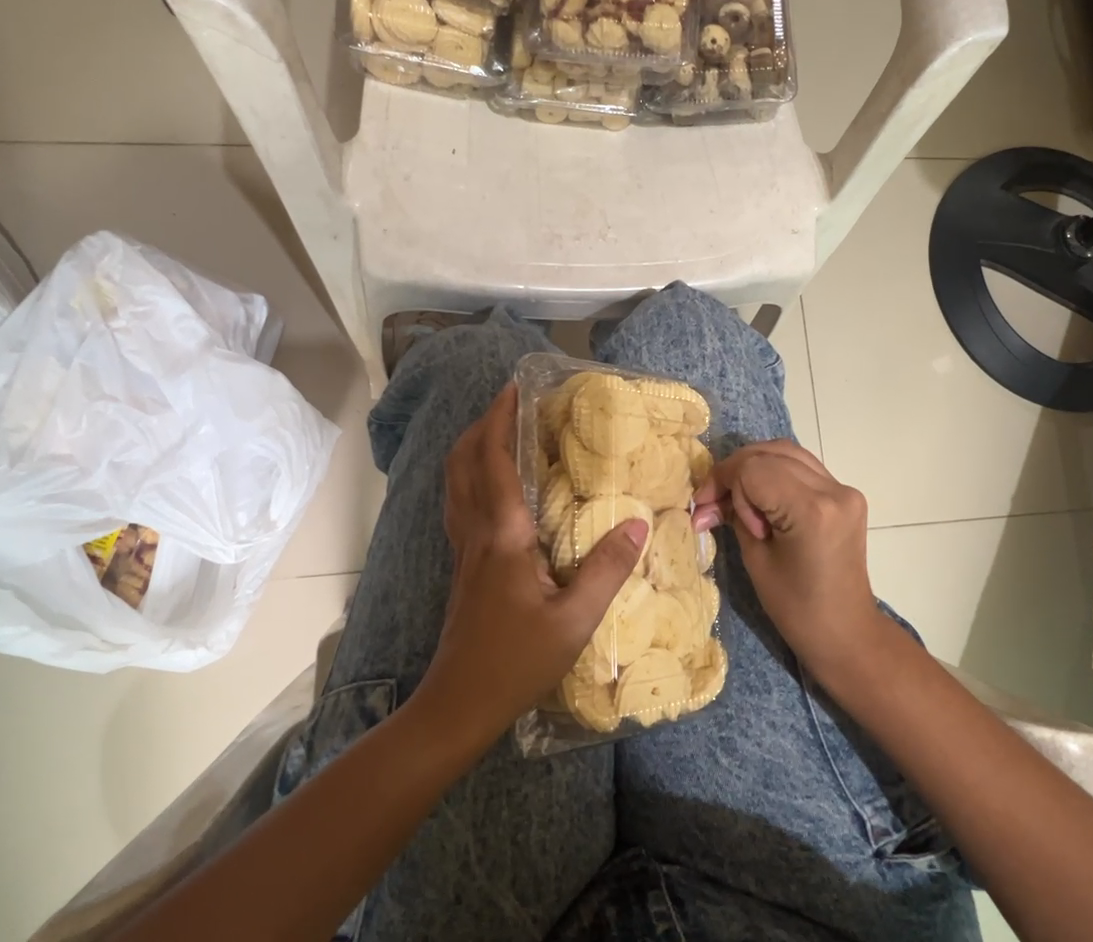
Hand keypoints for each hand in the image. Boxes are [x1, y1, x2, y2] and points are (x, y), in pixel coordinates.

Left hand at [417, 384, 648, 745]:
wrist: (459, 704)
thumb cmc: (517, 662)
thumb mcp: (575, 620)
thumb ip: (607, 569)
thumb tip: (638, 521)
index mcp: (503, 537)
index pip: (495, 462)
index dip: (501, 420)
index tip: (515, 388)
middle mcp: (476, 534)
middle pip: (463, 463)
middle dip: (482, 426)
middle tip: (511, 405)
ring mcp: (463, 551)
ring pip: (455, 484)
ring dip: (472, 450)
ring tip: (500, 435)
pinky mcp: (462, 568)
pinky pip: (460, 505)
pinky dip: (471, 479)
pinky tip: (493, 490)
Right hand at [690, 441, 879, 671]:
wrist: (845, 630)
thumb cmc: (796, 608)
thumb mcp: (756, 560)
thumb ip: (734, 517)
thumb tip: (707, 500)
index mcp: (811, 510)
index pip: (753, 469)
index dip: (723, 481)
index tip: (706, 506)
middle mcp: (833, 491)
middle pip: (770, 453)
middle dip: (735, 471)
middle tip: (712, 500)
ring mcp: (844, 490)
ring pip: (787, 452)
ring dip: (754, 467)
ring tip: (734, 497)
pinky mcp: (846, 495)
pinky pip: (803, 467)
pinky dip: (775, 472)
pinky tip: (759, 496)